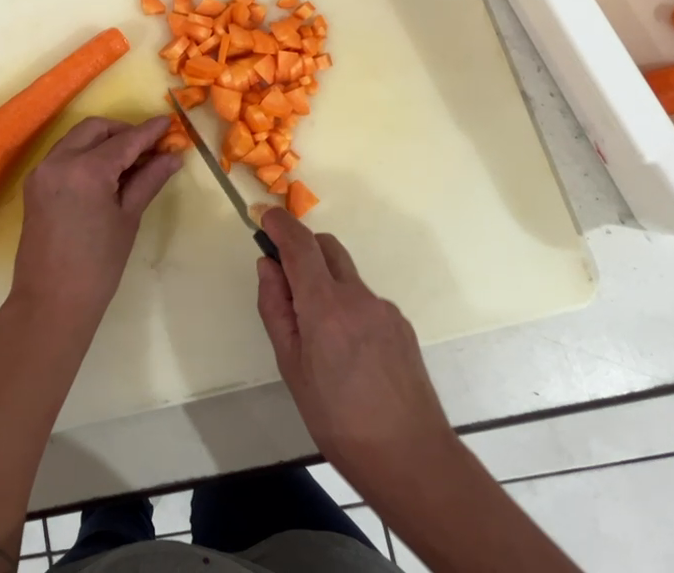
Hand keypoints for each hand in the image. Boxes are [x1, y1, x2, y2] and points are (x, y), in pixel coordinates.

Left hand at [10, 116, 182, 325]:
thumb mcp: (128, 218)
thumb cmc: (98, 265)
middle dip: (123, 132)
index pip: (124, 141)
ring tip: (130, 161)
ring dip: (103, 141)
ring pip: (76, 139)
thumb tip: (172, 156)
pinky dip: (85, 154)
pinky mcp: (34, 184)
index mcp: (85, 169)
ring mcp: (42, 171)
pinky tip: (105, 173)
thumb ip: (148, 180)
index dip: (149, 132)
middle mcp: (59, 160)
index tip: (169, 123)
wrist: (51, 300)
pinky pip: (63, 155)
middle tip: (149, 147)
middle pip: (95, 130)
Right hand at [254, 206, 453, 476]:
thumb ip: (276, 309)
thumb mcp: (290, 365)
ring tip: (315, 333)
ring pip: (347, 276)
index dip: (281, 225)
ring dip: (325, 281)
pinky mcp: (402, 326)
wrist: (408, 456)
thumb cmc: (336, 417)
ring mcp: (385, 310)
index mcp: (326, 307)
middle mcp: (359, 297)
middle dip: (303, 249)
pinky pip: (365, 300)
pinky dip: (346, 305)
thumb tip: (268, 267)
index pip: (301, 246)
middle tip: (283, 278)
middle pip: (328, 249)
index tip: (265, 217)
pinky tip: (345, 350)